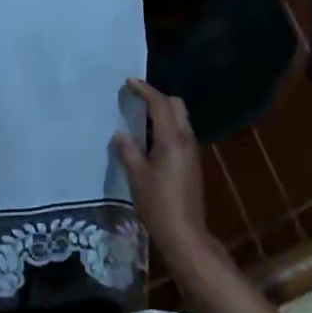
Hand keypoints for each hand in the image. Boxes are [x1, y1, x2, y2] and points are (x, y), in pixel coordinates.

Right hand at [113, 78, 213, 263]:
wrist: (184, 231)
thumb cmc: (157, 203)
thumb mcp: (136, 177)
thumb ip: (128, 151)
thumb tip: (119, 134)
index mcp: (172, 138)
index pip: (160, 104)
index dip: (145, 90)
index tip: (129, 82)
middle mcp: (186, 138)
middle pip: (175, 105)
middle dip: (157, 97)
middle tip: (136, 99)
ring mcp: (192, 149)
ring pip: (180, 119)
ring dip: (162, 112)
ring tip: (139, 117)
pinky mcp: (192, 161)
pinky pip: (180, 133)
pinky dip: (166, 127)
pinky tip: (150, 139)